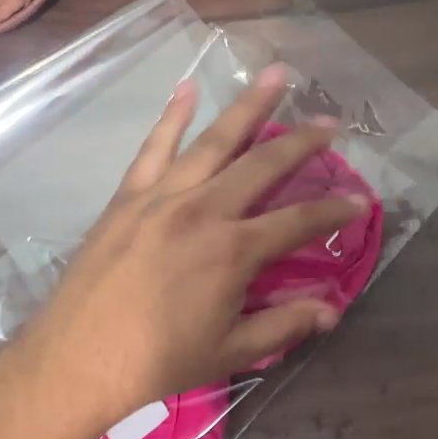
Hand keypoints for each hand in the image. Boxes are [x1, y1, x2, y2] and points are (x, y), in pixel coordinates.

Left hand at [0, 64, 368, 434]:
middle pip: (262, 165)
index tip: (361, 200)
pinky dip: (172, 117)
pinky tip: (187, 88)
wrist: (76, 361)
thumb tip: (331, 311)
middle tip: (331, 123)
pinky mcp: (127, 198)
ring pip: (213, 141)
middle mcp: (202, 211)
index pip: (298, 221)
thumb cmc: (159, 363)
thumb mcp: (231, 352)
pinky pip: (154, 148)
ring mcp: (161, 198)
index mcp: (233, 251)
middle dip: (302, 142)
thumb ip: (284, 326)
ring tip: (276, 76)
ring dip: (248, 106)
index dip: (334, 210)